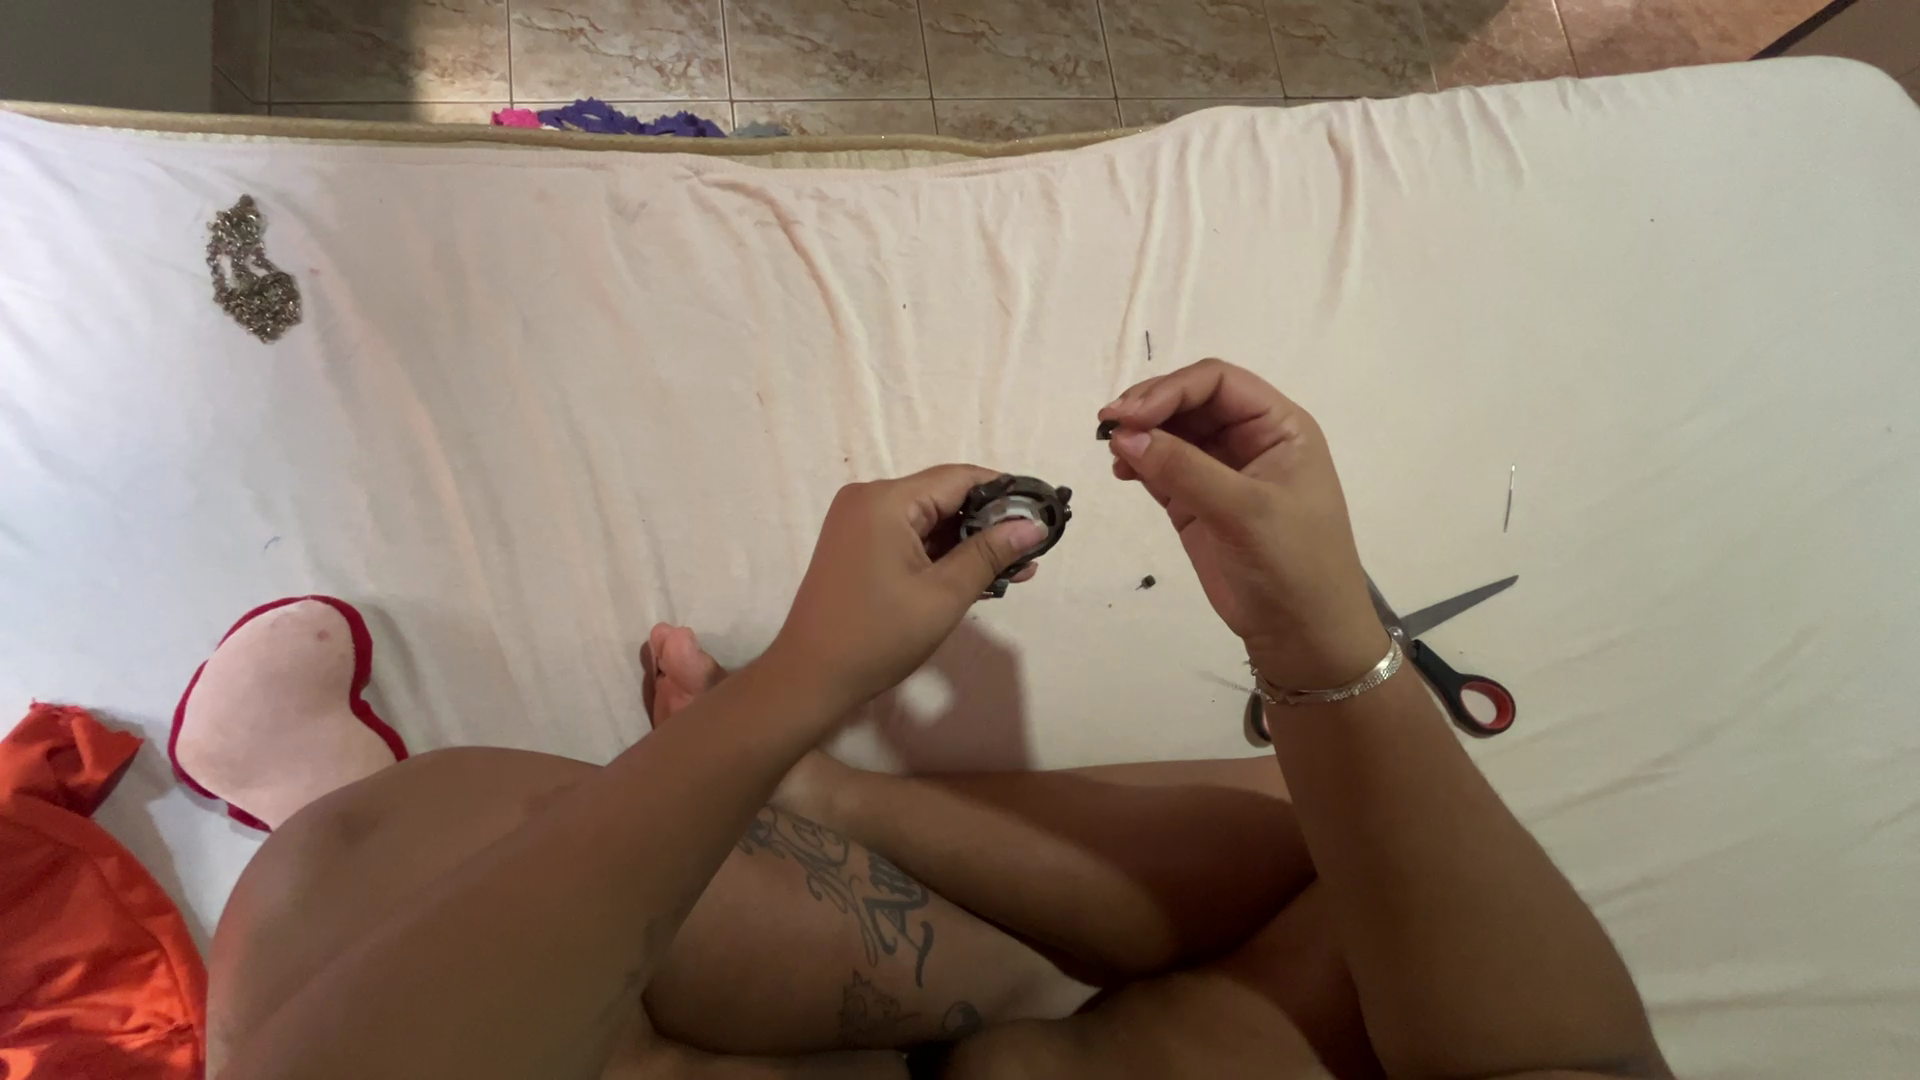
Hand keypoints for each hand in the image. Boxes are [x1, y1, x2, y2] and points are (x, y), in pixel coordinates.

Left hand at [769, 465, 1047, 706]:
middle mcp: (869, 499)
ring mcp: (859, 522)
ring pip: (929, 520)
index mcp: (886, 500)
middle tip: (1033, 549)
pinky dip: (941, 554)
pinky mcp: (857, 545)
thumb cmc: (878, 636)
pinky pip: (910, 537)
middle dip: (990, 523)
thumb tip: (1034, 525)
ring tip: (1016, 569)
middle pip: (944, 496)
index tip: (1043, 512)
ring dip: (968, 543)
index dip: (1006, 492)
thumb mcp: (943, 595)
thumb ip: (989, 554)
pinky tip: (978, 574)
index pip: (960, 478)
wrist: (810, 677)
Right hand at [1100, 359, 1386, 688]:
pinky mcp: (1196, 502)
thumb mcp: (1244, 511)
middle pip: (1189, 401)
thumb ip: (1183, 469)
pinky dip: (1138, 463)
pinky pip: (1161, 468)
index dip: (1170, 390)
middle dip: (1148, 407)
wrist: (1301, 634)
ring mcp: (1220, 471)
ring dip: (1139, 433)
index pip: (1217, 382)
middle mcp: (1248, 439)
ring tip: (1110, 449)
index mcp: (1278, 427)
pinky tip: (1120, 470)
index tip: (1128, 416)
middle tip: (1107, 426)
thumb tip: (1122, 434)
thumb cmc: (1292, 565)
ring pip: (1171, 432)